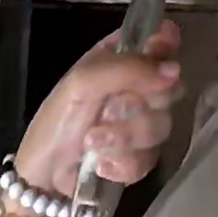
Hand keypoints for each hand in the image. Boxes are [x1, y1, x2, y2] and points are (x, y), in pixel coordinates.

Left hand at [13, 20, 182, 194]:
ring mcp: (143, 122)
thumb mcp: (84, 81)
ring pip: (162, 125)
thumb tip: (174, 70)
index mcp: (121, 57)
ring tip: (92, 140)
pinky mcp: (143, 157)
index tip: (161, 63)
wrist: (43, 178)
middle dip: (138, 103)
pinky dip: (122, 162)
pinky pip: (151, 157)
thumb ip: (129, 68)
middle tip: (109, 109)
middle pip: (171, 86)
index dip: (166, 46)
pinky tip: (100, 164)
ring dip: (123, 136)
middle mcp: (139, 86)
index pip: (160, 39)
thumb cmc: (57, 120)